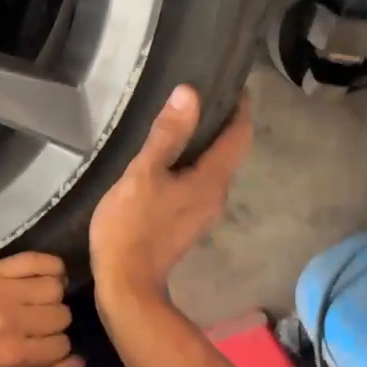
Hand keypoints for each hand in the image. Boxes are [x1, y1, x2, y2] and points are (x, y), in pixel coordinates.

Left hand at [0, 253, 84, 366]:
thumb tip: (79, 361)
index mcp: (13, 355)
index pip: (62, 346)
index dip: (56, 347)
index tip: (42, 345)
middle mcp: (12, 322)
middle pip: (62, 317)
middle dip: (53, 323)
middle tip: (36, 323)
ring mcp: (4, 291)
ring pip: (56, 289)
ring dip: (52, 296)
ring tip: (37, 300)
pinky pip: (40, 260)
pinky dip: (51, 267)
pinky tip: (45, 277)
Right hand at [90, 85, 250, 303]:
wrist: (127, 284)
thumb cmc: (132, 227)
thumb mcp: (143, 175)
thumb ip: (166, 135)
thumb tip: (190, 94)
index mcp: (212, 180)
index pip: (239, 134)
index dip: (240, 107)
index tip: (233, 82)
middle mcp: (217, 196)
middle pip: (228, 152)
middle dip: (219, 124)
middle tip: (199, 97)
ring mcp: (203, 213)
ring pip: (211, 170)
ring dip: (202, 147)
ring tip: (179, 125)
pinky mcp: (186, 225)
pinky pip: (196, 185)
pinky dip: (189, 167)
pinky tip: (166, 163)